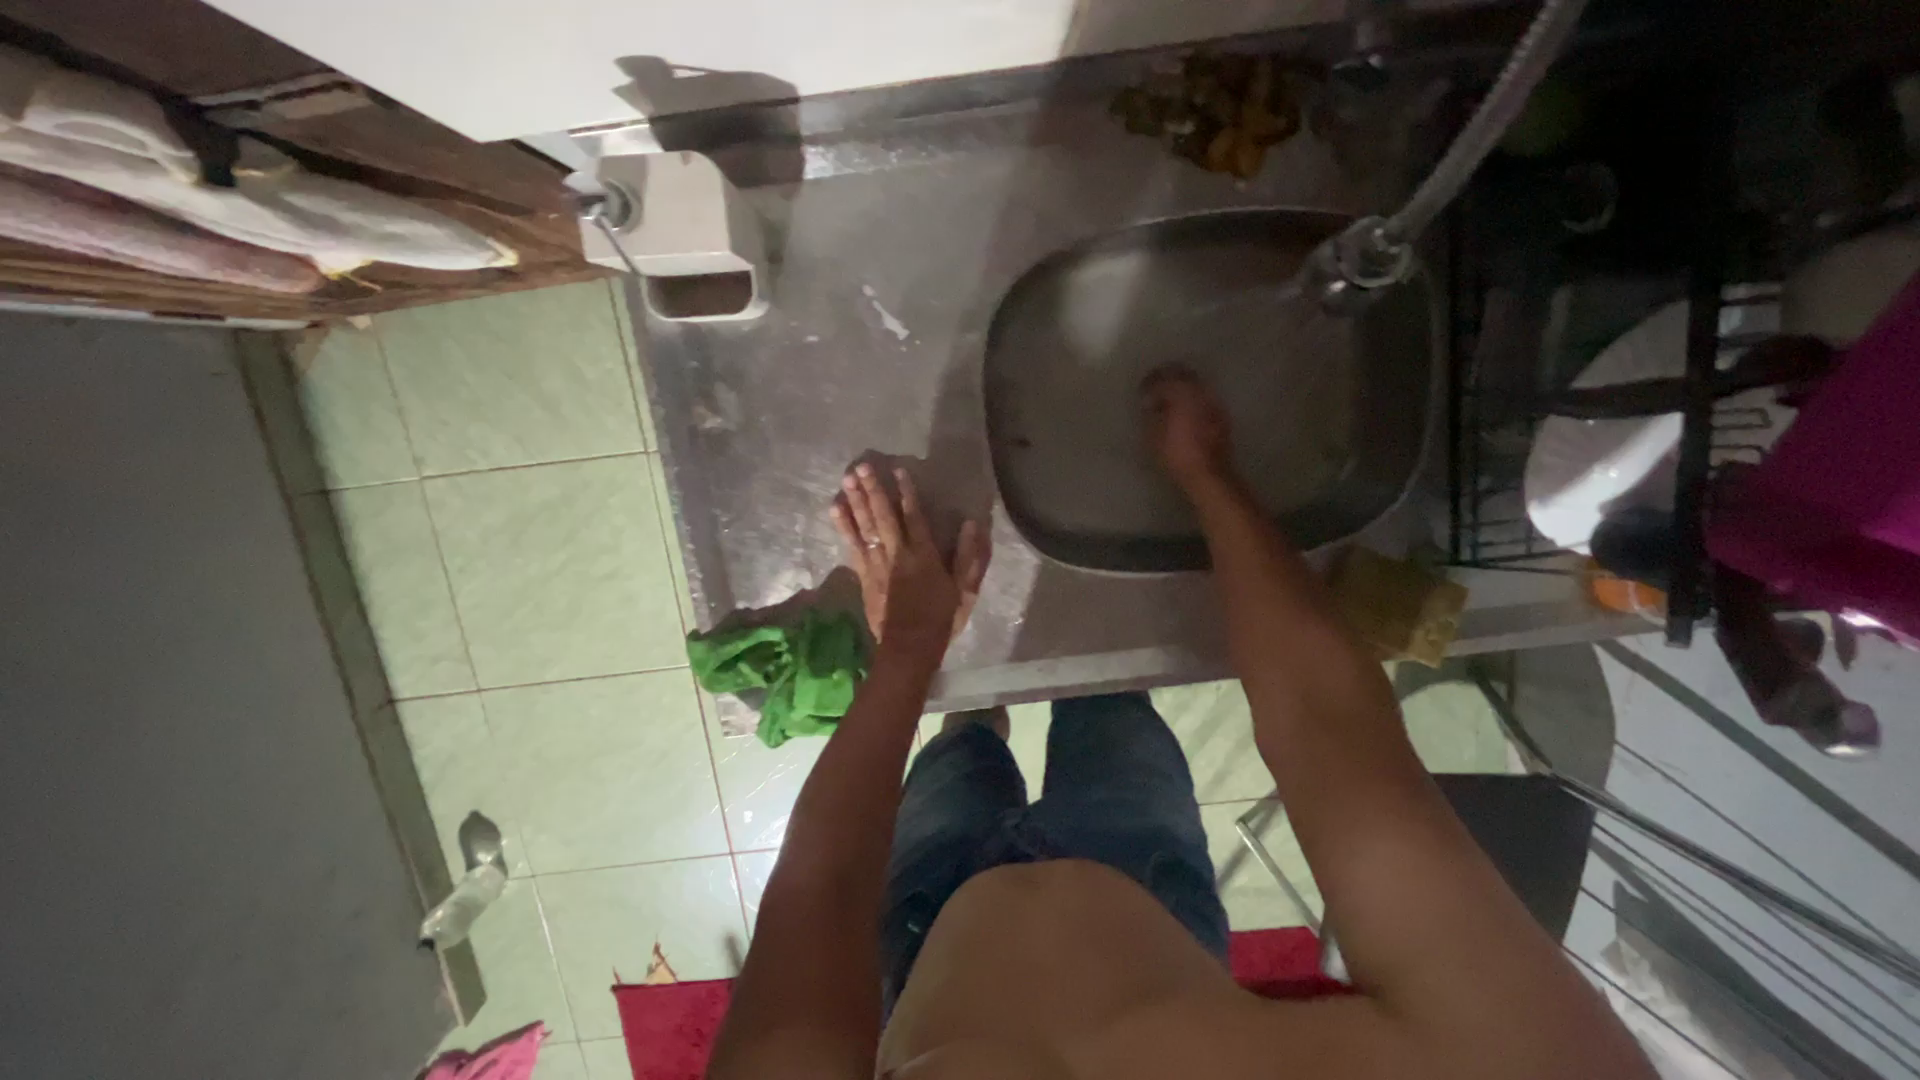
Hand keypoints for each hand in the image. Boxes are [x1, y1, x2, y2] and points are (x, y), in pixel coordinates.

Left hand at [831, 463, 990, 652]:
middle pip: (883, 515)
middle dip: (873, 489)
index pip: (915, 517)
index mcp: (924, 555)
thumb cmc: (941, 620)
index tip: (898, 470)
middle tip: (861, 466)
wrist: (909, 648)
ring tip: (847, 478)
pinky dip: (843, 526)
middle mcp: (898, 554)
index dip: (907, 492)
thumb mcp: (965, 591)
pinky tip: (835, 508)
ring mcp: (877, 564)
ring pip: (865, 526)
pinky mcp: (863, 576)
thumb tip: (971, 524)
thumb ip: (969, 556)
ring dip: (856, 500)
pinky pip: (852, 545)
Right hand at [1144, 364, 1234, 490]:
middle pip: (1183, 373)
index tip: (1141, 389)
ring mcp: (1214, 401)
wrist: (1209, 473)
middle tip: (1156, 388)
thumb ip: (1150, 414)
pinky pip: (1204, 398)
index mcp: (1181, 392)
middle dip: (1168, 377)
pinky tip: (1186, 411)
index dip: (1149, 382)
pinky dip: (1193, 399)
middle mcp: (1200, 391)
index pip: (1162, 377)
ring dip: (1182, 387)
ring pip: (1196, 384)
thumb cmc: (1176, 454)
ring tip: (1170, 399)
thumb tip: (1150, 403)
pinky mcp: (1222, 414)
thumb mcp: (1153, 435)